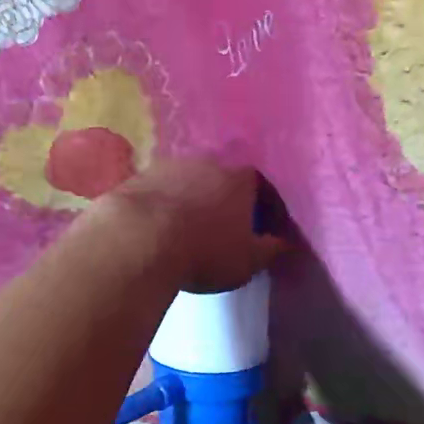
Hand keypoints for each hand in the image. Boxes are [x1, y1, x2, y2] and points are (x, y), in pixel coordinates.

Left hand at [90, 158, 286, 293]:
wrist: (138, 239)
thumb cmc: (205, 251)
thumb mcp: (248, 260)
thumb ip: (271, 249)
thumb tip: (286, 243)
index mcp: (240, 178)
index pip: (261, 185)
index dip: (266, 205)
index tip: (264, 226)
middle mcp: (208, 162)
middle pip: (223, 178)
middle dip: (226, 199)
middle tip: (225, 226)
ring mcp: (169, 165)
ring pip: (189, 180)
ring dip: (193, 198)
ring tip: (189, 227)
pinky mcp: (137, 177)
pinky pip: (159, 190)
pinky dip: (164, 204)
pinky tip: (159, 227)